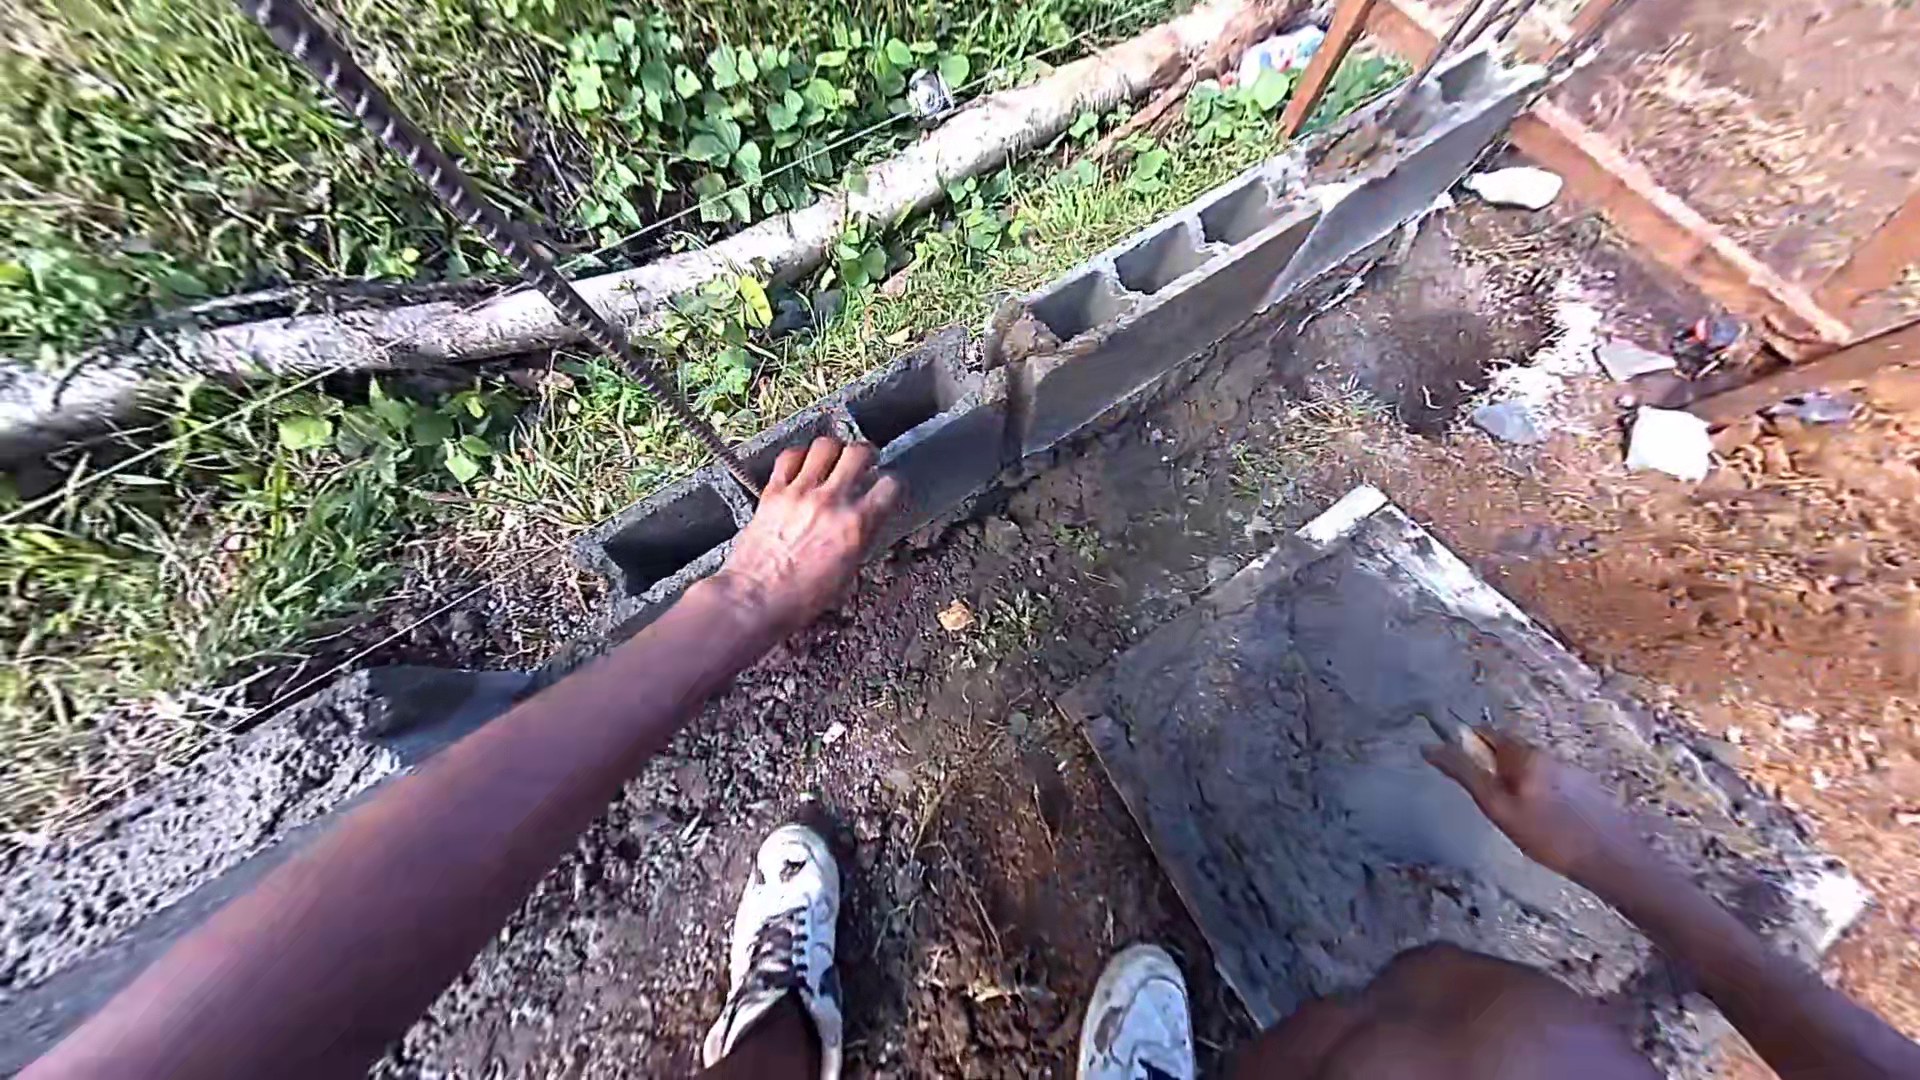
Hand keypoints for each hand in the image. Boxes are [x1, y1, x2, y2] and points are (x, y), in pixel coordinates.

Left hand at [711, 437, 902, 638]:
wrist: (754, 599)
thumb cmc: (800, 598)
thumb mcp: (848, 573)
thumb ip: (860, 538)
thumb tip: (867, 520)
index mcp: (855, 525)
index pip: (889, 485)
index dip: (893, 484)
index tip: (888, 486)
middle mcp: (830, 502)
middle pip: (858, 452)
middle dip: (866, 454)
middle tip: (865, 461)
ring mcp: (799, 493)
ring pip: (824, 445)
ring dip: (834, 450)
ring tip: (834, 459)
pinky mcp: (773, 492)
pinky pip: (789, 457)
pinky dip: (800, 456)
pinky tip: (803, 466)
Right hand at [1424, 727, 1652, 882]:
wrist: (1620, 868)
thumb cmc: (1549, 835)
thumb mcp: (1495, 805)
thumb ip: (1462, 772)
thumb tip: (1428, 747)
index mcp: (1525, 753)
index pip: (1483, 732)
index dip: (1466, 747)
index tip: (1465, 773)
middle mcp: (1549, 755)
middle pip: (1507, 751)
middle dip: (1492, 769)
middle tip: (1492, 801)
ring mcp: (1574, 773)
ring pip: (1529, 768)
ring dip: (1516, 783)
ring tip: (1520, 816)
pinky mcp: (1591, 792)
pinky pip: (1551, 783)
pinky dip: (1539, 794)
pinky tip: (1547, 823)